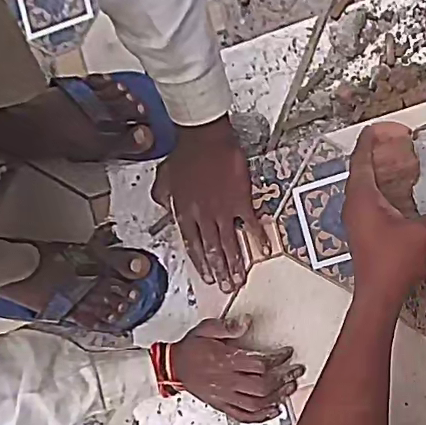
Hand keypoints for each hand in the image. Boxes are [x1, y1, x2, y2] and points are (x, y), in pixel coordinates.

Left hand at [154, 116, 270, 293]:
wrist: (203, 137)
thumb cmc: (186, 153)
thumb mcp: (166, 176)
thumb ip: (164, 195)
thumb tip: (162, 206)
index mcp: (184, 211)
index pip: (192, 244)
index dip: (200, 263)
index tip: (208, 278)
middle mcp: (203, 215)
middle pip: (211, 250)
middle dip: (220, 271)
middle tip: (227, 288)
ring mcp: (222, 210)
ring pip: (228, 243)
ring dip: (235, 263)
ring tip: (241, 279)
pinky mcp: (240, 202)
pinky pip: (249, 226)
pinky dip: (257, 239)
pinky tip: (262, 252)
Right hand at [165, 317, 304, 422]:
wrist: (172, 367)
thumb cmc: (191, 348)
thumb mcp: (206, 329)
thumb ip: (227, 327)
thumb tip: (247, 322)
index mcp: (226, 361)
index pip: (260, 363)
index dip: (278, 359)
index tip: (288, 353)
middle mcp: (227, 381)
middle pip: (263, 386)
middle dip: (284, 379)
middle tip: (296, 372)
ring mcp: (225, 396)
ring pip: (256, 403)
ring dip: (277, 397)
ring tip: (290, 389)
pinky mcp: (222, 405)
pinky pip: (243, 416)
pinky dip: (261, 416)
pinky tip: (274, 411)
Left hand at [343, 122, 425, 310]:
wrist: (379, 294)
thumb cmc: (391, 265)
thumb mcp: (422, 233)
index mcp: (362, 195)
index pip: (363, 152)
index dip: (379, 136)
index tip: (396, 129)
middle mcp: (355, 203)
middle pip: (366, 165)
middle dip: (388, 153)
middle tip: (407, 146)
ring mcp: (358, 218)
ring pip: (371, 184)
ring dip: (390, 172)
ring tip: (411, 166)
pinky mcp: (366, 230)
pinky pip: (376, 200)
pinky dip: (391, 191)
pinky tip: (410, 194)